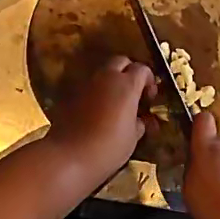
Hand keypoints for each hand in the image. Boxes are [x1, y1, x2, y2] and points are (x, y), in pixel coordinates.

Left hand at [45, 56, 155, 181]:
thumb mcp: (132, 137)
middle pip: (120, 62)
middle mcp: (106, 77)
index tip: (150, 97)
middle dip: (129, 73)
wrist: (69, 156)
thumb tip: (138, 120)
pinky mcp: (69, 95)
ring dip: (111, 82)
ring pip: (102, 73)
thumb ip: (138, 122)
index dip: (148, 80)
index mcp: (126, 84)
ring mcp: (85, 84)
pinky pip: (88, 88)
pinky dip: (96, 94)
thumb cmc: (109, 147)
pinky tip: (97, 113)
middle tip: (133, 93)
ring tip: (115, 104)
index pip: (142, 69)